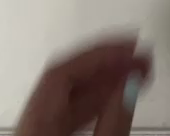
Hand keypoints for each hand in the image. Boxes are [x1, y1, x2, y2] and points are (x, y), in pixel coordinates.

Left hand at [16, 37, 150, 135]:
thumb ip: (112, 118)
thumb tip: (130, 80)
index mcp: (33, 121)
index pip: (62, 70)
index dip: (100, 51)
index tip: (132, 42)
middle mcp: (29, 122)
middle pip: (67, 78)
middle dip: (109, 61)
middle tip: (140, 52)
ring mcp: (35, 131)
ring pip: (70, 94)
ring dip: (107, 78)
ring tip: (138, 68)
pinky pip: (69, 109)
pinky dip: (97, 98)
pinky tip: (120, 93)